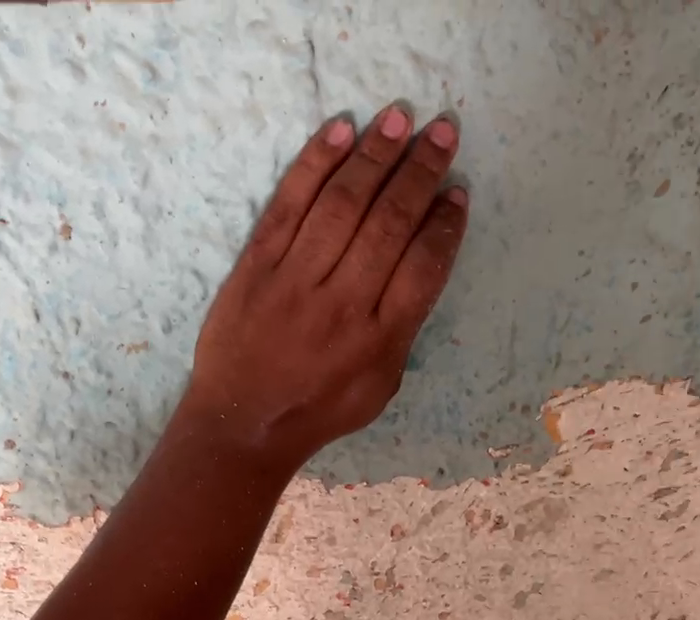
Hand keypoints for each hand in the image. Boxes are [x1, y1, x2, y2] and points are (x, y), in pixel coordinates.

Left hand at [183, 105, 468, 468]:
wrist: (243, 421)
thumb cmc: (319, 409)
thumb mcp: (380, 386)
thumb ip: (402, 330)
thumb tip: (420, 266)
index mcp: (380, 339)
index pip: (423, 267)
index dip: (444, 224)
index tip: (457, 192)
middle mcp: (342, 304)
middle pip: (388, 224)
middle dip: (420, 172)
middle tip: (443, 131)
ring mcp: (295, 281)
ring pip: (342, 204)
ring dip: (375, 155)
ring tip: (400, 118)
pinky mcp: (256, 265)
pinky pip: (288, 205)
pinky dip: (315, 164)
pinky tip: (341, 132)